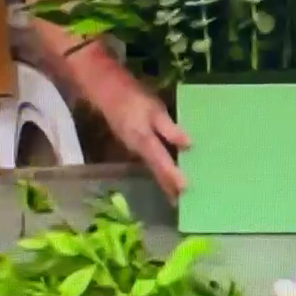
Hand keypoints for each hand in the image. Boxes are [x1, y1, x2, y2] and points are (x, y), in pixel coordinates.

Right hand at [90, 72, 191, 201]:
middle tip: (183, 203)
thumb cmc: (132, 98)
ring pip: (154, 171)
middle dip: (169, 188)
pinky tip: (168, 172)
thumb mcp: (154, 110)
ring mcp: (136, 150)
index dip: (174, 179)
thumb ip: (170, 129)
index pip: (163, 166)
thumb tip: (189, 145)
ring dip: (166, 182)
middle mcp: (140, 152)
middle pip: (158, 174)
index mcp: (145, 144)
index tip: (186, 191)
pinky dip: (161, 170)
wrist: (106, 92)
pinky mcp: (136, 145)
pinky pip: (152, 162)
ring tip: (178, 193)